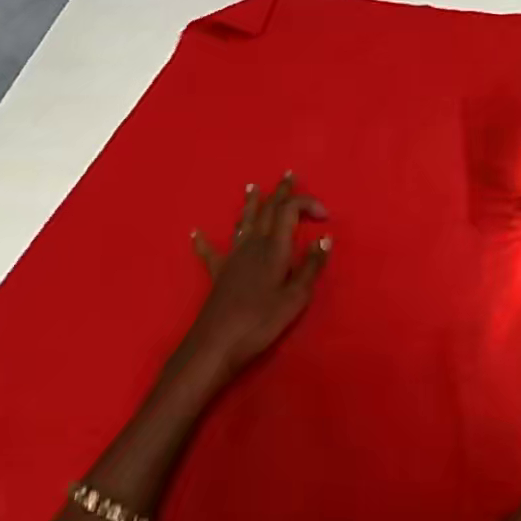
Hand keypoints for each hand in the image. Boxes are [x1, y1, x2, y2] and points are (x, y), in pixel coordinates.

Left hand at [180, 173, 330, 390]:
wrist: (216, 345)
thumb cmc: (261, 321)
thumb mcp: (296, 296)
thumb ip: (312, 266)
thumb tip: (325, 238)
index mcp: (275, 248)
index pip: (291, 211)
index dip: (308, 204)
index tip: (325, 216)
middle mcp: (253, 244)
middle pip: (268, 210)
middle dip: (280, 192)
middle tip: (289, 175)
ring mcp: (233, 257)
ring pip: (244, 222)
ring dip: (251, 204)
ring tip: (252, 187)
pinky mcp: (219, 273)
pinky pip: (210, 252)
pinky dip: (203, 241)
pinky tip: (195, 233)